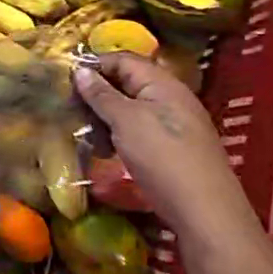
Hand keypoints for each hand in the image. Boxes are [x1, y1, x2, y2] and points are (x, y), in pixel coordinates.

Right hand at [73, 54, 251, 236]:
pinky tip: (106, 149)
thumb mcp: (125, 121)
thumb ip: (101, 94)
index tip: (66, 80)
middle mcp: (171, 98)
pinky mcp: (174, 147)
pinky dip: (120, 133)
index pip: (122, 59)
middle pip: (127, 82)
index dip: (94, 65)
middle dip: (98, 92)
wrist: (206, 213)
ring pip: (132, 108)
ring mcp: (175, 124)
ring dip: (107, 116)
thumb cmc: (162, 157)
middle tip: (71, 105)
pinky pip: (140, 129)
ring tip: (85, 130)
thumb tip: (80, 71)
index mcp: (162, 83)